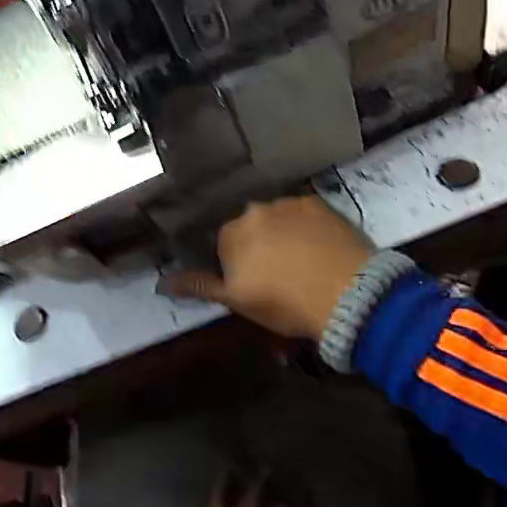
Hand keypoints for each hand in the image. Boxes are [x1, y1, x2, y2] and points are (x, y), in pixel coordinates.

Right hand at [160, 197, 374, 339]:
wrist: (346, 292)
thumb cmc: (285, 302)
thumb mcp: (238, 301)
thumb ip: (199, 286)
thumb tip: (161, 283)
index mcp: (232, 233)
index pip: (225, 245)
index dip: (240, 265)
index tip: (256, 283)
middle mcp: (257, 209)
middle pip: (253, 227)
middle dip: (262, 245)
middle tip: (282, 273)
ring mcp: (292, 204)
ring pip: (280, 218)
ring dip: (286, 233)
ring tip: (306, 261)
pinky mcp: (322, 204)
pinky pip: (307, 214)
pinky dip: (310, 227)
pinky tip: (322, 248)